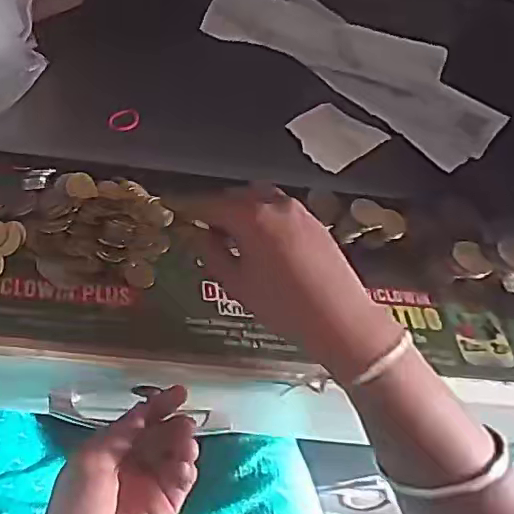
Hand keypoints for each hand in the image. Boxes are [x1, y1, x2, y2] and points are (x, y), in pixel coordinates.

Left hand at [19, 386, 199, 513]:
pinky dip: (185, 470)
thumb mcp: (90, 462)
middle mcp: (126, 468)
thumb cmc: (76, 511)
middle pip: (156, 438)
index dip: (154, 407)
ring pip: (171, 458)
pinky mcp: (164, 513)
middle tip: (186, 419)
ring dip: (181, 445)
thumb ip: (119, 436)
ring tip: (186, 440)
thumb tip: (142, 414)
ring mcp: (146, 490)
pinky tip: (186, 464)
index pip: (134, 423)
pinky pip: (179, 484)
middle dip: (171, 425)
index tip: (178, 393)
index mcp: (103, 453)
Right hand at [172, 183, 401, 366]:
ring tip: (228, 235)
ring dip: (240, 209)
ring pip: (259, 198)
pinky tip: (257, 241)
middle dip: (215, 207)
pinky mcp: (314, 222)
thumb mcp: (236, 284)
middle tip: (199, 226)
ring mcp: (298, 212)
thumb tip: (199, 237)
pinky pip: (278, 208)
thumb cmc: (283, 306)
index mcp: (251, 218)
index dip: (188, 207)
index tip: (175, 211)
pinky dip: (261, 216)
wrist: (338, 319)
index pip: (209, 204)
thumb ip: (212, 254)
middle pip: (235, 195)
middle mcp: (276, 205)